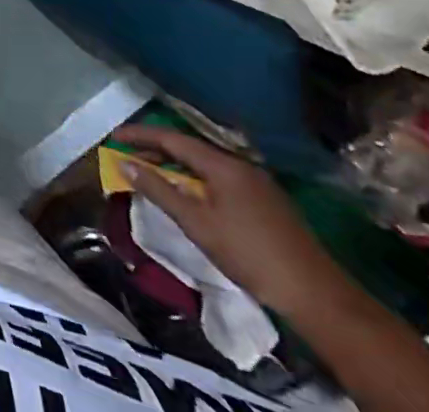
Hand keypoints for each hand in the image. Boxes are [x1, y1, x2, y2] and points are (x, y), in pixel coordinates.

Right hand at [113, 125, 344, 314]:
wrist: (315, 294)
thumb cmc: (247, 253)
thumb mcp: (195, 222)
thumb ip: (158, 189)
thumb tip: (125, 163)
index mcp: (224, 166)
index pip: (173, 139)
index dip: (140, 135)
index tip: (113, 137)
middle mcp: (242, 167)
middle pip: (190, 148)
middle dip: (155, 149)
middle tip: (127, 156)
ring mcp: (258, 184)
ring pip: (206, 163)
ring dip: (175, 164)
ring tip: (150, 173)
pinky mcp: (266, 201)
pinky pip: (219, 177)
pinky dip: (194, 177)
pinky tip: (185, 191)